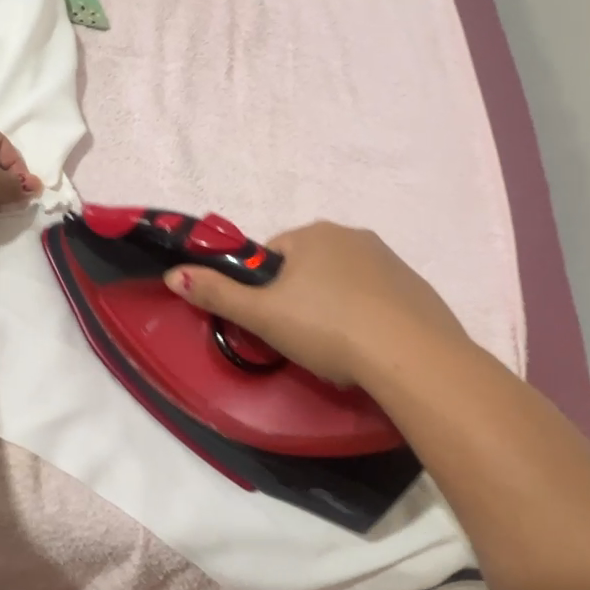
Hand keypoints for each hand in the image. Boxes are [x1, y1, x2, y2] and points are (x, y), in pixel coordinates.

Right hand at [165, 221, 474, 387]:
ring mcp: (389, 260)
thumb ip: (217, 294)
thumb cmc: (327, 328)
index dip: (264, 289)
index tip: (270, 320)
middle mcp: (352, 235)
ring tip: (333, 348)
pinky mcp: (415, 287)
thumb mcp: (262, 315)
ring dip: (331, 307)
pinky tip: (365, 347)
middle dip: (298, 298)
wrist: (411, 355)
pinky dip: (364, 316)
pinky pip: (374, 297)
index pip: (272, 255)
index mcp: (312, 234)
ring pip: (342, 282)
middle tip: (297, 338)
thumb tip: (174, 274)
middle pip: (307, 267)